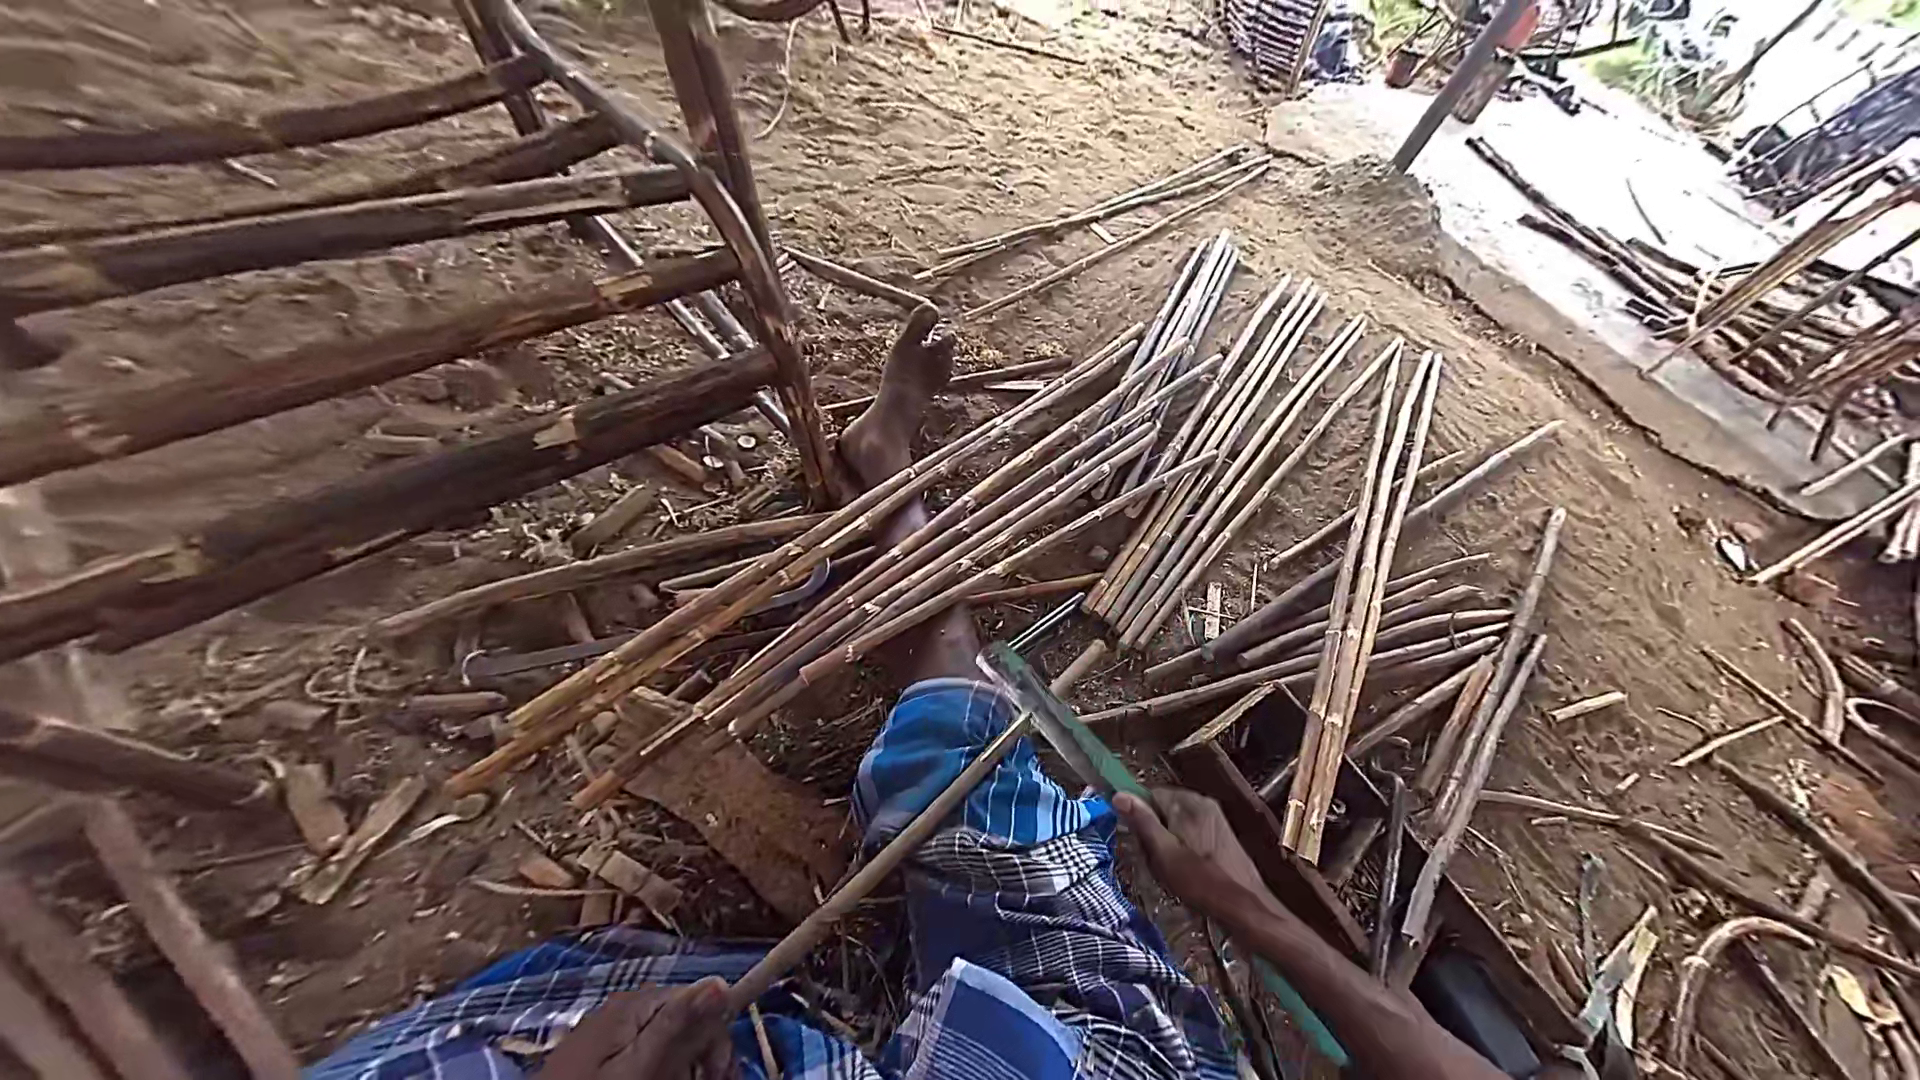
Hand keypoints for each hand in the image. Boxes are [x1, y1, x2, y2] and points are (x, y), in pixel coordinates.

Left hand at [541, 977, 737, 1079]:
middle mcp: (624, 1009)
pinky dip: (658, 1072)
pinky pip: (640, 1057)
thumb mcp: (635, 1072)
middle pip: (682, 1019)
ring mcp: (608, 1036)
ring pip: (664, 1041)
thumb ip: (676, 1025)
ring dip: (682, 1067)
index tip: (718, 1075)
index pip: (697, 999)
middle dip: (700, 1054)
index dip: (714, 1036)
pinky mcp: (596, 1062)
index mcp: (635, 1004)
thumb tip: (721, 981)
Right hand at [1112, 788, 1277, 924]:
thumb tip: (1119, 794)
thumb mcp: (1164, 854)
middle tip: (1156, 857)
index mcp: (1187, 801)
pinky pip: (1192, 828)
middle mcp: (1202, 801)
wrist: (1248, 909)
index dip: (1139, 816)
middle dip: (1155, 828)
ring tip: (1172, 866)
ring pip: (1177, 819)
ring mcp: (1215, 816)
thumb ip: (1142, 821)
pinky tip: (1189, 868)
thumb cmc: (1202, 882)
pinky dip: (1185, 843)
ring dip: (1169, 838)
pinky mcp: (1223, 832)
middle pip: (1163, 806)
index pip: (1148, 794)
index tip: (1140, 841)